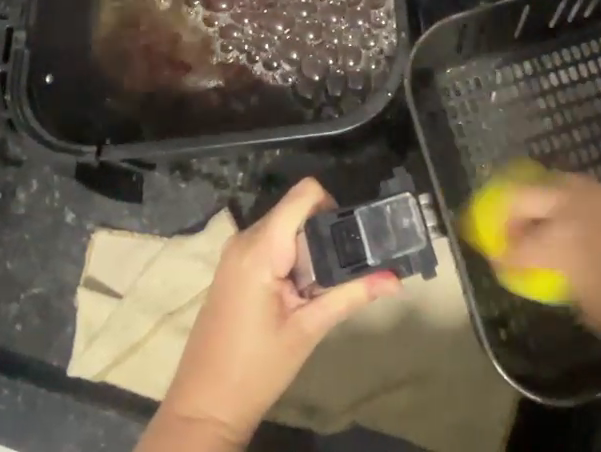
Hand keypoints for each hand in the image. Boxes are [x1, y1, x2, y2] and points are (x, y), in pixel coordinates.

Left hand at [156, 178, 401, 444]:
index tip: (351, 239)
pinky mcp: (234, 268)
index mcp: (260, 247)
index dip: (333, 206)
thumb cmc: (256, 368)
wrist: (204, 406)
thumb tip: (395, 279)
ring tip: (320, 289)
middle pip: (296, 211)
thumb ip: (352, 295)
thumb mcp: (309, 329)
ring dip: (308, 250)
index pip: (304, 194)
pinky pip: (270, 245)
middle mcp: (244, 239)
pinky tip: (299, 295)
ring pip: (285, 228)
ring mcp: (235, 253)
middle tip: (340, 273)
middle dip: (323, 235)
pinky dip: (291, 260)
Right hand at [497, 172, 600, 366]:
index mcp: (560, 242)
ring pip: (554, 184)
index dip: (502, 257)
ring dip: (539, 201)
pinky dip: (569, 202)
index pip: (514, 246)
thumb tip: (553, 273)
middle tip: (508, 236)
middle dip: (508, 214)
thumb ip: (564, 284)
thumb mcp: (594, 311)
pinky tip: (580, 224)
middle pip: (523, 195)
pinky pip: (584, 189)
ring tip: (542, 226)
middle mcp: (574, 206)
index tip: (500, 265)